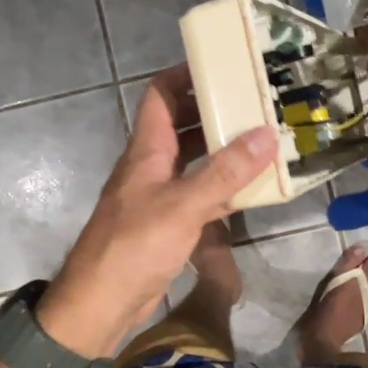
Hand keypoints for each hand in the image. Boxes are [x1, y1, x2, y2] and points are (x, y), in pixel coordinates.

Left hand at [34, 65, 275, 356]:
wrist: (100, 304)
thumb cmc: (134, 246)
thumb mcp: (183, 205)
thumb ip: (225, 172)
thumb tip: (267, 134)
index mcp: (147, 150)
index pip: (161, 94)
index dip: (187, 73)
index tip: (225, 63)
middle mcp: (152, 165)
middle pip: (183, 124)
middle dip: (216, 110)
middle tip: (259, 101)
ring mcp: (159, 195)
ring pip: (194, 160)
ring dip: (224, 149)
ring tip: (266, 138)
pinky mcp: (168, 224)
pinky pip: (200, 193)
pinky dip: (224, 186)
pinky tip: (254, 188)